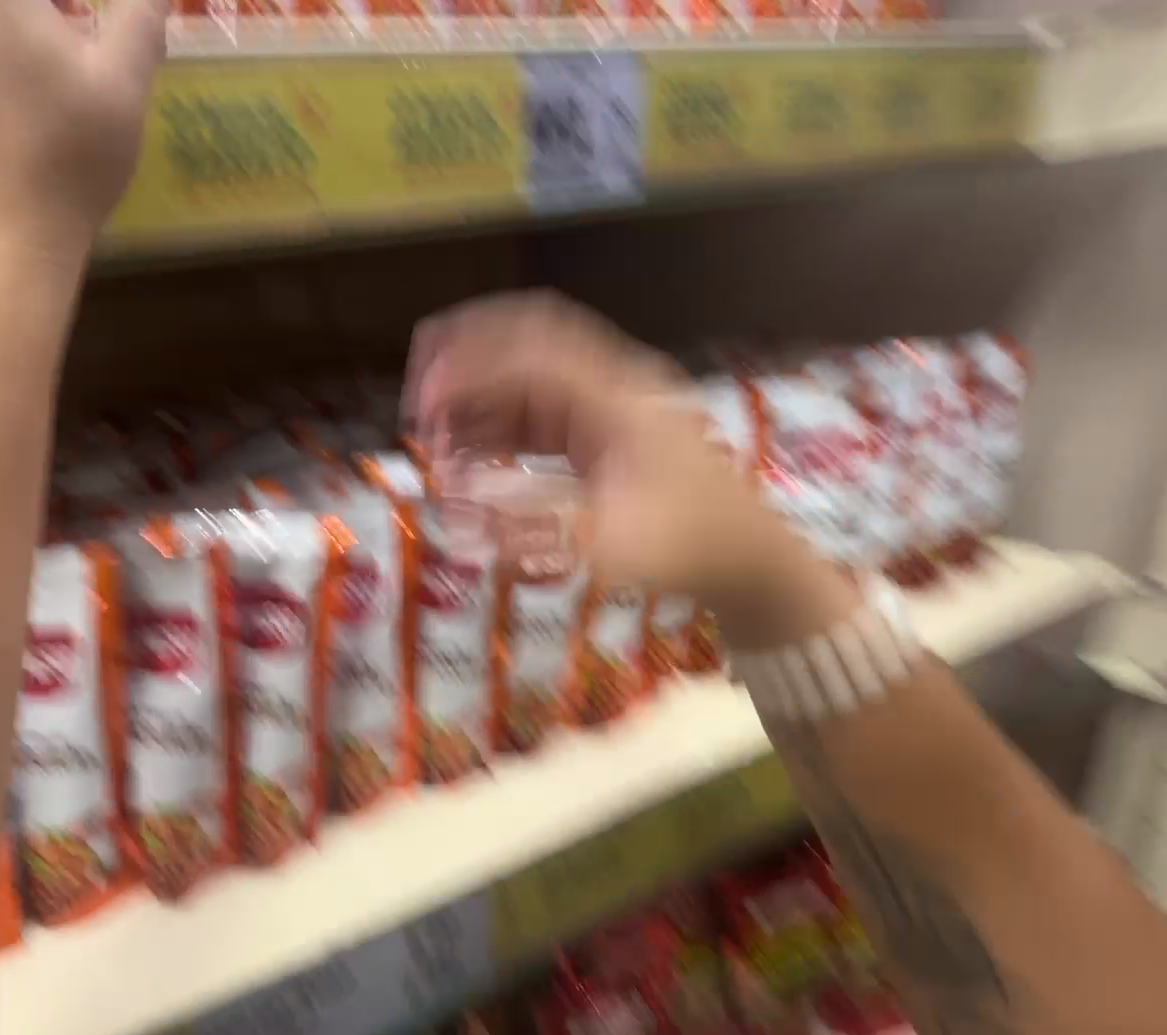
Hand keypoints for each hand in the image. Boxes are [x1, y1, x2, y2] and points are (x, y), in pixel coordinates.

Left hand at [0, 0, 168, 253]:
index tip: (91, 21)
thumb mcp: (123, 79)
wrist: (13, 232)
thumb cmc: (71, 151)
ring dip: (30, 19)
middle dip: (58, 13)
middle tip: (85, 27)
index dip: (75, 11)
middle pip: (10, 1)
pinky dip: (3, 34)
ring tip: (69, 36)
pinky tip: (38, 69)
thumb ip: (141, 16)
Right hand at [402, 290, 818, 614]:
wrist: (746, 558)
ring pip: (523, 381)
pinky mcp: (596, 432)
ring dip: (476, 403)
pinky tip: (471, 459)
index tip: (423, 406)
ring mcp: (602, 407)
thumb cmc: (688, 548)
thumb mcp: (613, 546)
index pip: (528, 356)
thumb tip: (461, 515)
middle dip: (463, 364)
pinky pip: (534, 413)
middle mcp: (606, 387)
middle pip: (523, 345)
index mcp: (615, 398)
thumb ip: (532, 528)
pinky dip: (496, 428)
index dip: (467, 372)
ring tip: (440, 445)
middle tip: (419, 403)